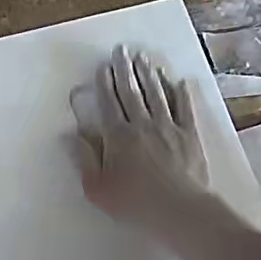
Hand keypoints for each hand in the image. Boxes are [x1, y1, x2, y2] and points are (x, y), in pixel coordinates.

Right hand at [69, 46, 223, 236]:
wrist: (179, 209)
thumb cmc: (133, 202)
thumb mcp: (96, 186)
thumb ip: (84, 157)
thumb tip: (70, 134)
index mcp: (117, 136)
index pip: (109, 103)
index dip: (104, 84)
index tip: (102, 67)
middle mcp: (142, 125)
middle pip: (132, 92)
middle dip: (126, 70)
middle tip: (122, 50)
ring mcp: (169, 128)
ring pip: (157, 94)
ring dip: (150, 74)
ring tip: (144, 58)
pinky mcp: (190, 136)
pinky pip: (185, 109)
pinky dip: (181, 93)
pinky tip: (179, 81)